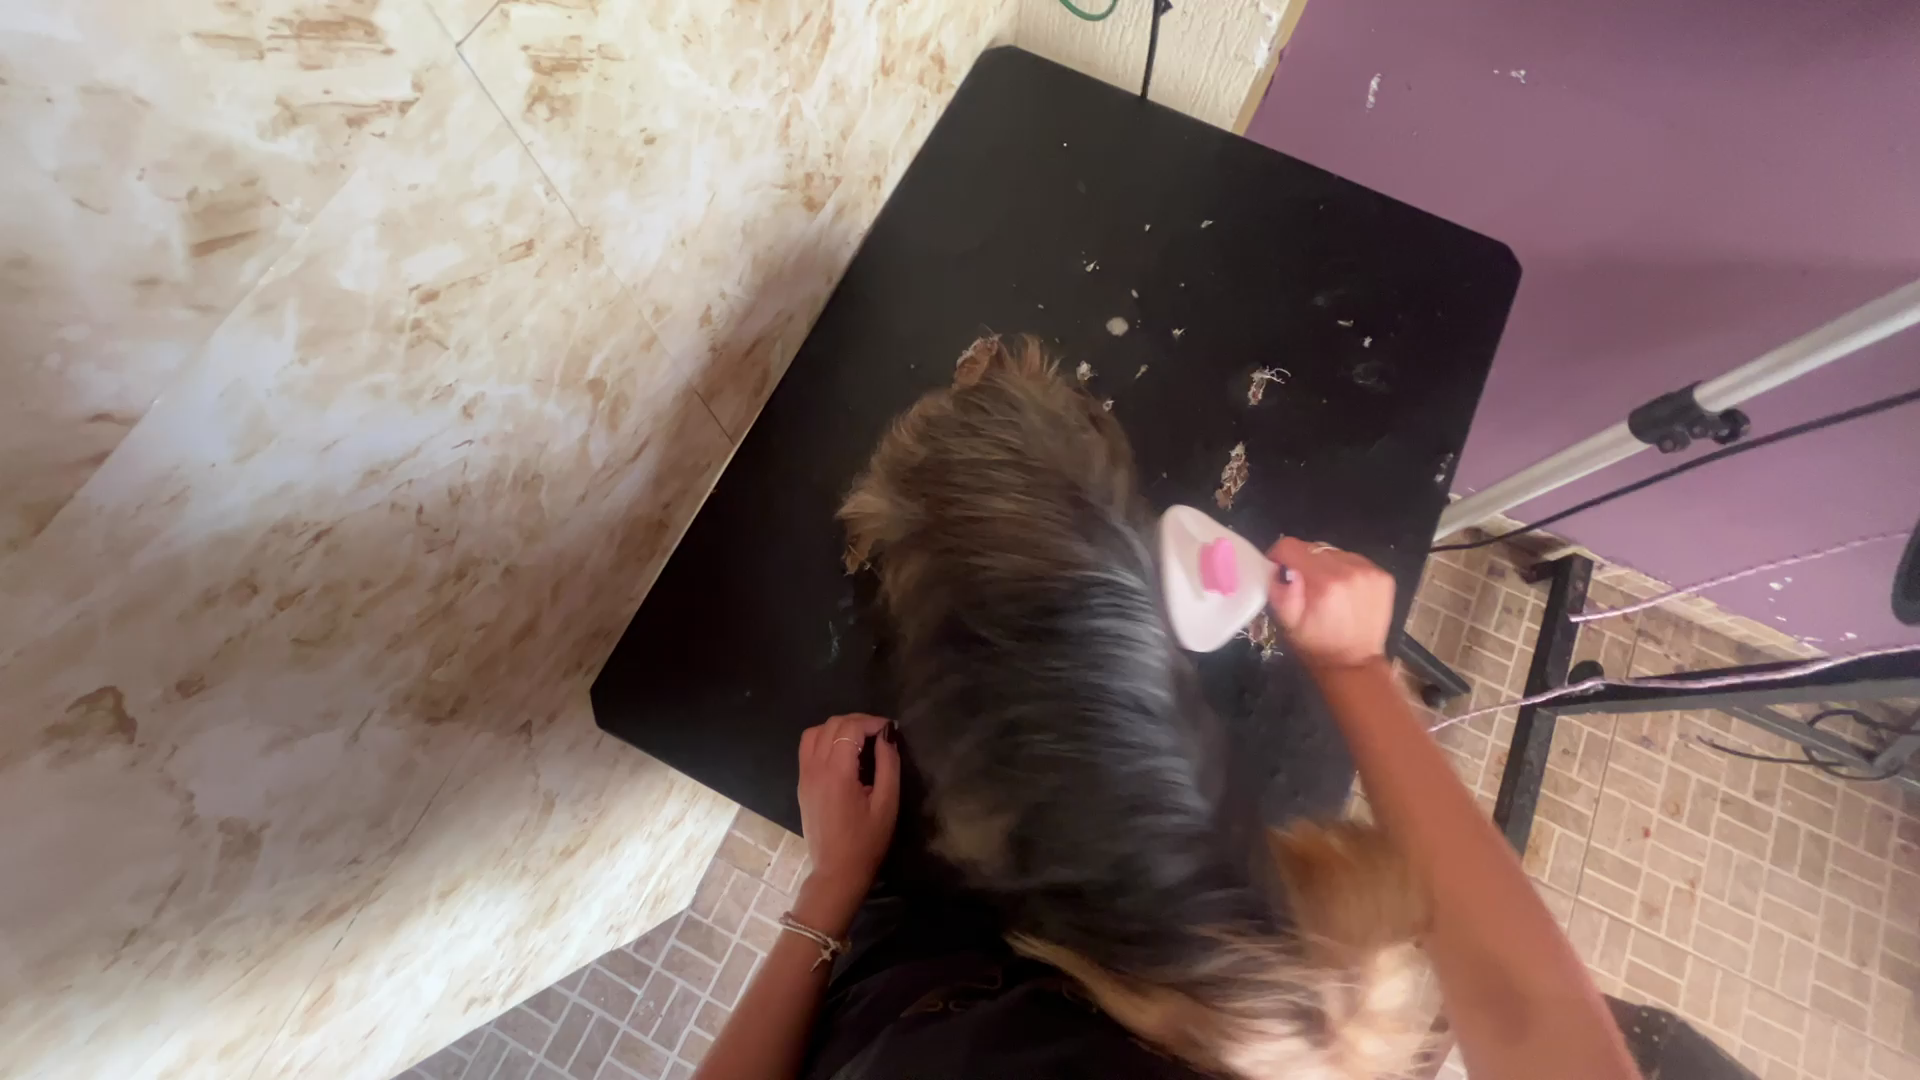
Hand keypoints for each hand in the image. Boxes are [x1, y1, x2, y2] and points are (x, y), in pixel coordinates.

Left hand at [793, 713, 899, 934]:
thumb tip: (887, 735)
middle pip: (833, 724)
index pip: (850, 728)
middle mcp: (815, 769)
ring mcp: (805, 775)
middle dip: (858, 721)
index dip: (872, 722)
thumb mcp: (887, 803)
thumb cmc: (867, 841)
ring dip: (839, 728)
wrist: (837, 872)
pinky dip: (825, 738)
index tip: (890, 730)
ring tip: (860, 739)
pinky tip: (843, 752)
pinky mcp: (802, 783)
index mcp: (837, 773)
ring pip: (816, 731)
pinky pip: (808, 747)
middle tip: (880, 734)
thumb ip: (888, 764)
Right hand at [1265, 537, 1395, 671]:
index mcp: (1323, 581)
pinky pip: (1352, 560)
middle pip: (1312, 548)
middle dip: (1302, 564)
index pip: (1291, 546)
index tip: (1279, 572)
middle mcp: (1349, 569)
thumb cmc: (1315, 644)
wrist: (1354, 662)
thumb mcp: (1287, 623)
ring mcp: (1369, 571)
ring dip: (1324, 566)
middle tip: (1303, 587)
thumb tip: (1281, 568)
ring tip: (1325, 590)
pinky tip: (1343, 591)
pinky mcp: (1383, 575)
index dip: (1279, 557)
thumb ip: (1280, 592)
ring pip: (1332, 552)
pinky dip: (1344, 570)